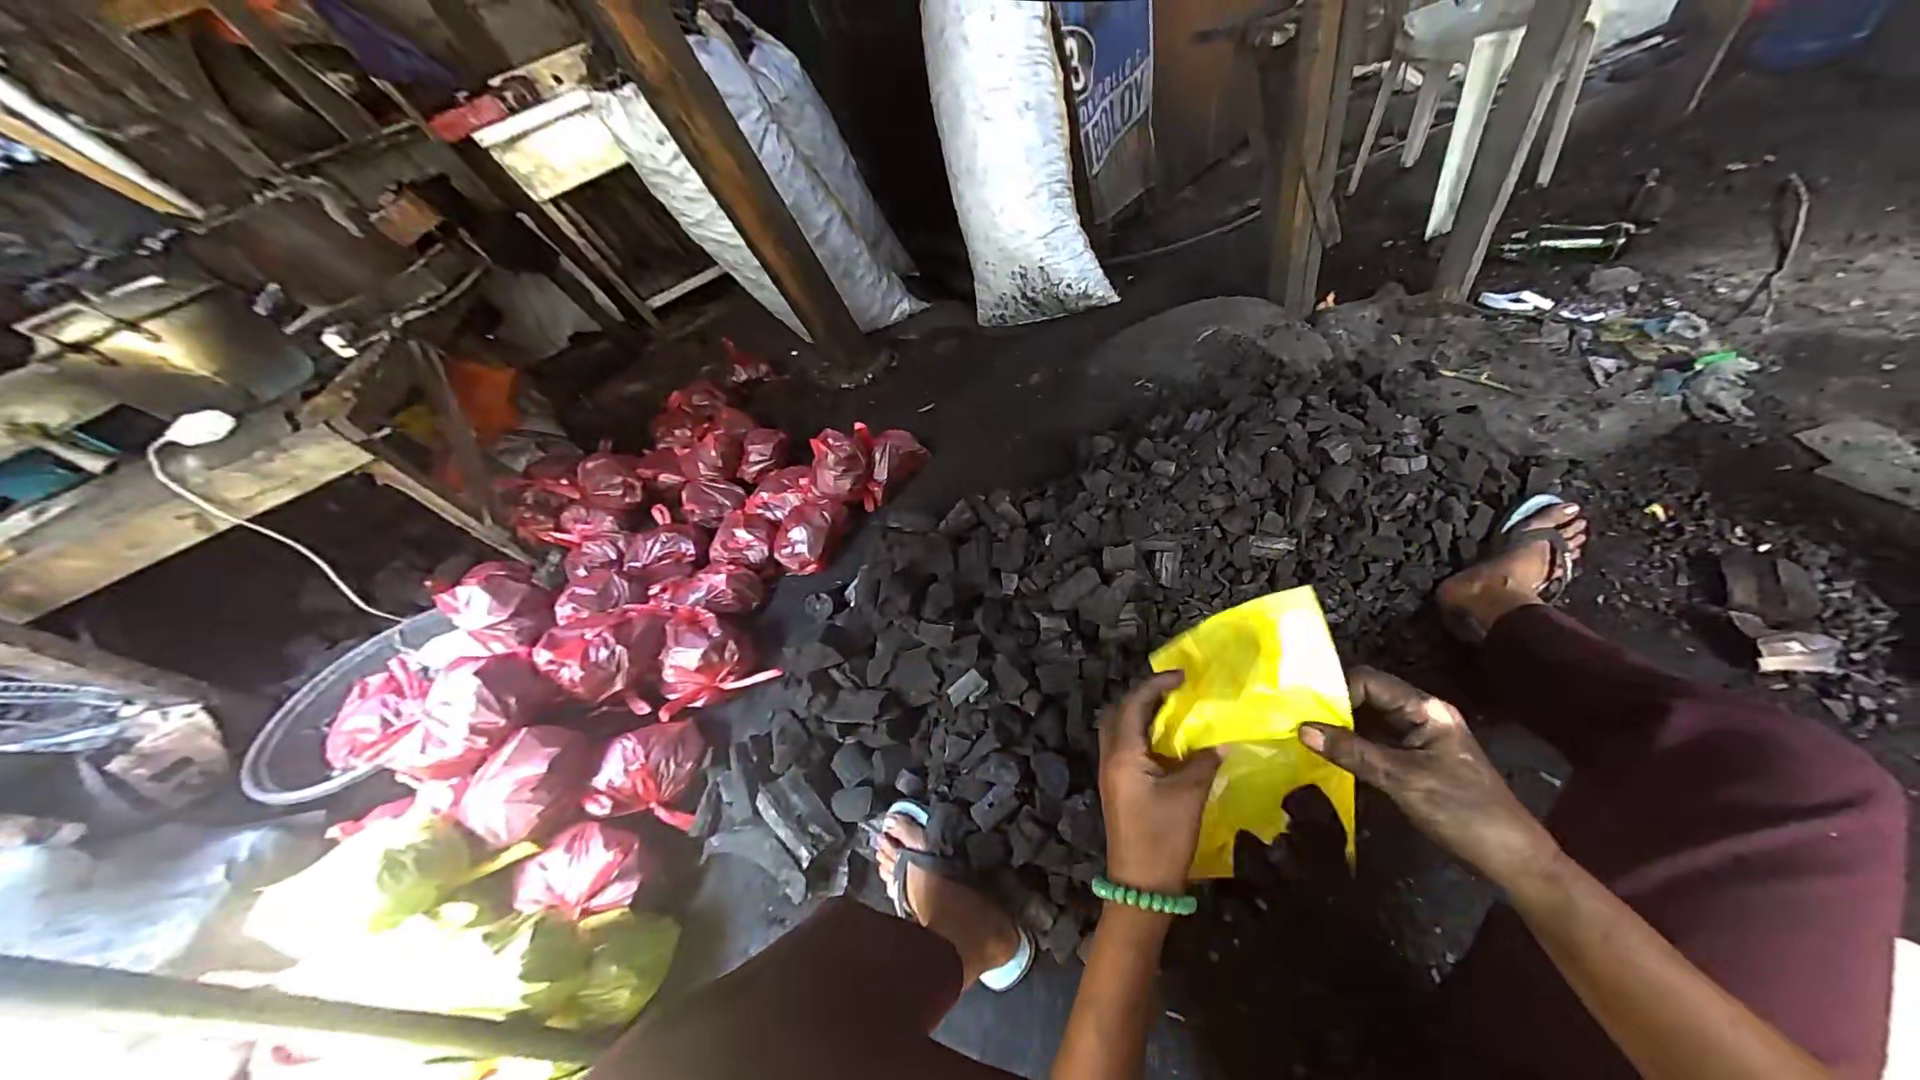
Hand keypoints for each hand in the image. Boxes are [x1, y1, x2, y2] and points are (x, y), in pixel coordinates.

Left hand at [1097, 670, 1221, 895]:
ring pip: (1120, 730)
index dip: (1156, 685)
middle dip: (1144, 697)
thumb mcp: (1189, 796)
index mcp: (1122, 753)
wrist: (1140, 884)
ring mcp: (1109, 772)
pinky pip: (1125, 748)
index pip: (1134, 704)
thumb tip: (1219, 743)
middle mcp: (1109, 757)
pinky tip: (1168, 744)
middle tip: (1175, 692)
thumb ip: (1202, 763)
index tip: (1182, 676)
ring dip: (1142, 716)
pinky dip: (1143, 737)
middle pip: (1119, 712)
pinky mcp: (1116, 786)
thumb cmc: (1163, 837)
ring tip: (1174, 713)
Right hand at [1300, 667, 1558, 886]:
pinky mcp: (1412, 759)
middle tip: (1295, 716)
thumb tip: (1302, 729)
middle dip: (1332, 705)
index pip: (1370, 682)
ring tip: (1303, 731)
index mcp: (1426, 710)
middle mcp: (1420, 716)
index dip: (1337, 689)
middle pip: (1367, 697)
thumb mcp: (1402, 780)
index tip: (1304, 706)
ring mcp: (1417, 738)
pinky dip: (1350, 744)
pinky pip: (1373, 741)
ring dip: (1339, 725)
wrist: (1513, 860)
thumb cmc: (1463, 812)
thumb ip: (1352, 752)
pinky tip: (1326, 750)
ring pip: (1368, 720)